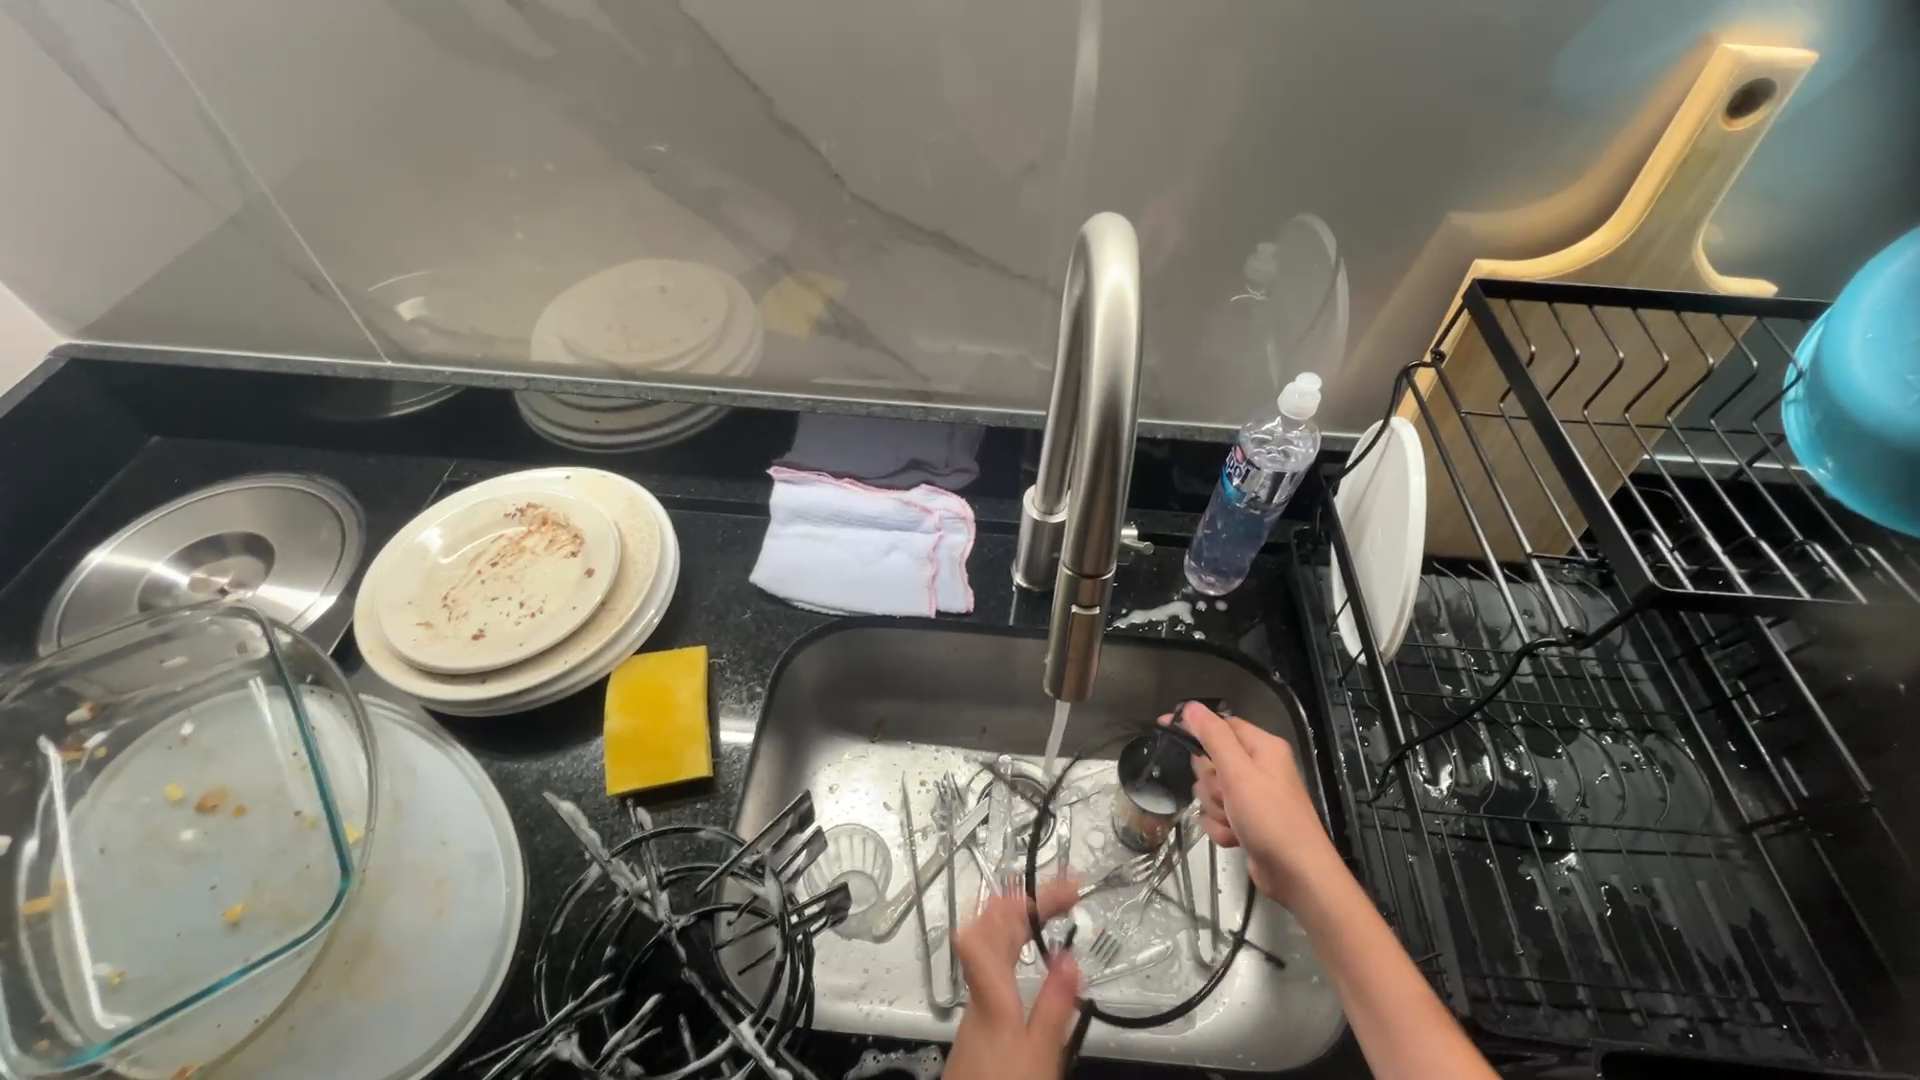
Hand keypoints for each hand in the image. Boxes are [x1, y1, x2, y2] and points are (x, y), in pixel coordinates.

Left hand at [945, 878, 1081, 1079]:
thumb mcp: (1041, 1053)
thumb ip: (1054, 1003)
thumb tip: (1069, 955)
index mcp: (991, 991)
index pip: (990, 927)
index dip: (1019, 898)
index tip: (1061, 886)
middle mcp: (978, 989)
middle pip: (988, 927)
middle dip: (1024, 899)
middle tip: (1065, 891)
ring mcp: (976, 1001)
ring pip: (987, 941)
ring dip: (1015, 916)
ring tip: (1047, 907)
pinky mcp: (980, 1017)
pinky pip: (990, 959)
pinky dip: (1011, 941)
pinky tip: (1025, 951)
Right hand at [1164, 702, 1339, 907]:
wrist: (1298, 876)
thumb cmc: (1270, 819)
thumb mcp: (1239, 773)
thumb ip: (1213, 737)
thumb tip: (1190, 707)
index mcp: (1262, 747)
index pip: (1220, 724)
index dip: (1193, 727)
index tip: (1164, 729)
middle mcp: (1259, 768)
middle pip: (1211, 760)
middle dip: (1210, 782)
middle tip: (1225, 794)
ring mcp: (1254, 797)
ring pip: (1211, 791)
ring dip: (1215, 808)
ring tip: (1234, 821)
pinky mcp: (1247, 821)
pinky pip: (1217, 815)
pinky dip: (1220, 827)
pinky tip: (1234, 838)